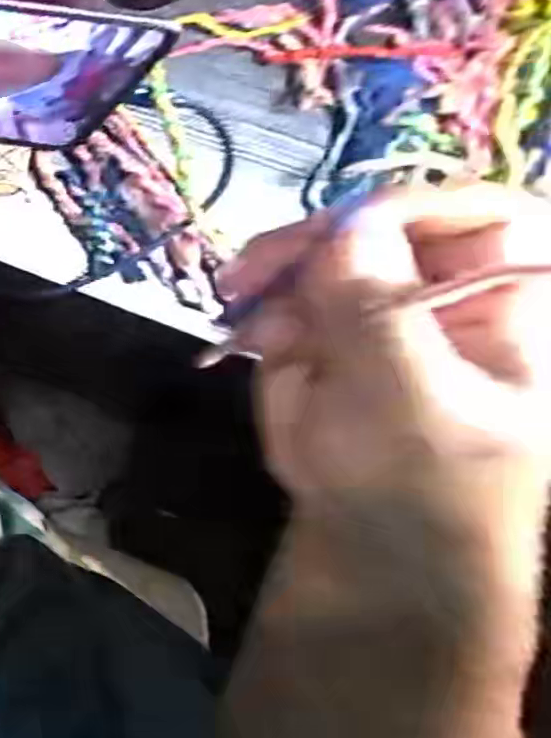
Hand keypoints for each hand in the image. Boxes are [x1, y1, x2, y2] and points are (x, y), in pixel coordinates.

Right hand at [221, 186, 550, 582]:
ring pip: (313, 259)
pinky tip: (244, 340)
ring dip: (267, 278)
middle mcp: (435, 294)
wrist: (370, 529)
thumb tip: (345, 226)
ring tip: (238, 314)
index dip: (410, 208)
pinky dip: (253, 311)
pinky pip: (277, 298)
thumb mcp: (404, 391)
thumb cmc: (421, 471)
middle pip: (377, 228)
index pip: (482, 214)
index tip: (332, 232)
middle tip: (246, 273)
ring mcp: (369, 313)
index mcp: (499, 302)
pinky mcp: (315, 334)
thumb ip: (375, 308)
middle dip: (307, 242)